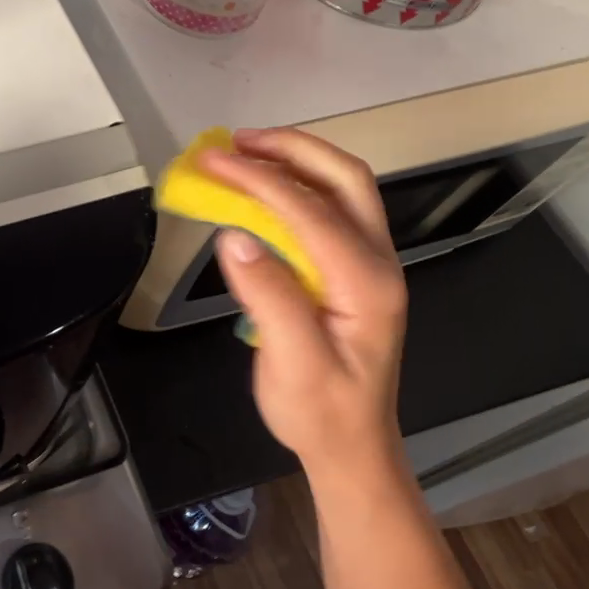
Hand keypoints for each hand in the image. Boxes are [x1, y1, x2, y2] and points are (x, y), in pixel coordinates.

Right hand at [200, 128, 407, 481]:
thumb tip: (234, 235)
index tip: (211, 162)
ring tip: (243, 152)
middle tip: (234, 142)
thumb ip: (270, 298)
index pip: (310, 211)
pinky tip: (262, 187)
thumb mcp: (294, 365)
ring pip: (342, 187)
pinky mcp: (354, 268)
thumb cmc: (321, 412)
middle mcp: (377, 261)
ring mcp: (370, 262)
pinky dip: (295, 183)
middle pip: (345, 178)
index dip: (259, 179)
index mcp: (365, 282)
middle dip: (290, 149)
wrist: (352, 446)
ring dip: (295, 159)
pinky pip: (330, 207)